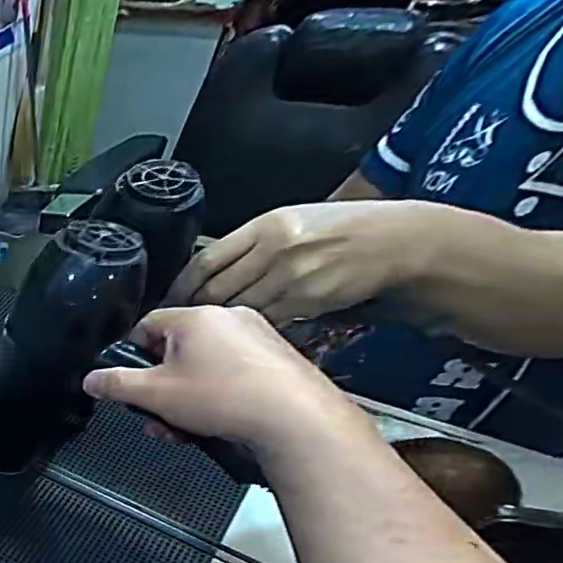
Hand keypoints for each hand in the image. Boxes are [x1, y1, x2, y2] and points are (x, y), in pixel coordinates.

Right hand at [82, 306, 362, 450]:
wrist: (294, 418)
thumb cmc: (223, 397)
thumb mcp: (154, 394)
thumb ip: (116, 384)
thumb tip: (90, 379)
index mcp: (194, 316)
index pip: (146, 326)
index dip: (131, 357)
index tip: (128, 383)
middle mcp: (226, 318)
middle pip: (174, 350)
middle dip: (158, 389)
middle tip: (155, 417)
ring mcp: (254, 338)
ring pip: (201, 367)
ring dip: (183, 399)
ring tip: (182, 430)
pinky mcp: (273, 360)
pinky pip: (229, 374)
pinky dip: (214, 398)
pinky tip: (212, 425)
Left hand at [167, 201, 438, 316]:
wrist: (395, 241)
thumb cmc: (342, 230)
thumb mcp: (291, 222)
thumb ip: (250, 245)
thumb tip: (210, 271)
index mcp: (264, 225)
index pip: (205, 260)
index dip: (180, 286)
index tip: (167, 302)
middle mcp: (273, 249)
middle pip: (214, 289)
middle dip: (190, 313)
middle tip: (176, 328)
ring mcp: (289, 277)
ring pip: (234, 310)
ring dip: (214, 329)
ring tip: (201, 339)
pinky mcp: (304, 303)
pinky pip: (262, 323)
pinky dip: (246, 334)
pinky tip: (237, 341)